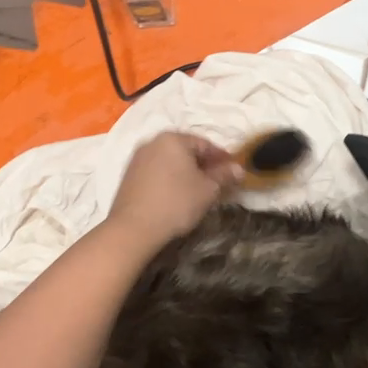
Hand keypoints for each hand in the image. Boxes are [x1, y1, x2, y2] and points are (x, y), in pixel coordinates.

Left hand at [103, 132, 241, 249]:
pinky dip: (170, 179)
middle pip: (186, 151)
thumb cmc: (176, 203)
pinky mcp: (128, 175)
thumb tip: (239, 168)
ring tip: (199, 190)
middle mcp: (153, 142)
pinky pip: (157, 171)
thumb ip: (224, 175)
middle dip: (204, 165)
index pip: (205, 144)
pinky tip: (177, 195)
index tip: (234, 172)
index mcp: (173, 139)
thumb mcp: (208, 190)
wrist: (133, 228)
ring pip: (170, 161)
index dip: (222, 158)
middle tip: (218, 182)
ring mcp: (138, 158)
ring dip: (186, 172)